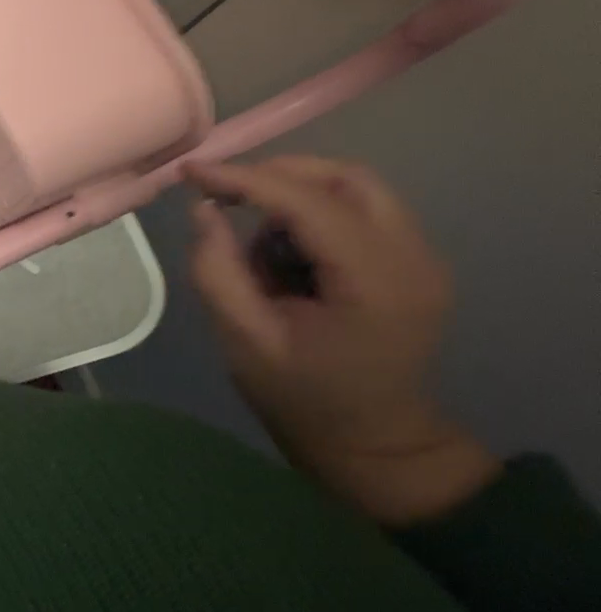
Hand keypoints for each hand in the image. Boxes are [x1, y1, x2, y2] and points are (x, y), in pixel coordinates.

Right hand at [185, 156, 496, 523]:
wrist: (373, 440)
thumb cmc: (301, 396)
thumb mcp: (243, 338)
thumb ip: (217, 269)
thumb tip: (204, 209)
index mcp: (374, 281)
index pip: (309, 202)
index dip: (246, 179)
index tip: (190, 171)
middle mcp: (413, 258)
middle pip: (347, 179)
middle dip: (277, 175)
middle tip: (221, 194)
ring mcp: (421, 258)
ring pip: (355, 190)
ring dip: (294, 198)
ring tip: (255, 248)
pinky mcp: (411, 263)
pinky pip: (359, 213)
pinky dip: (312, 216)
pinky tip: (284, 257)